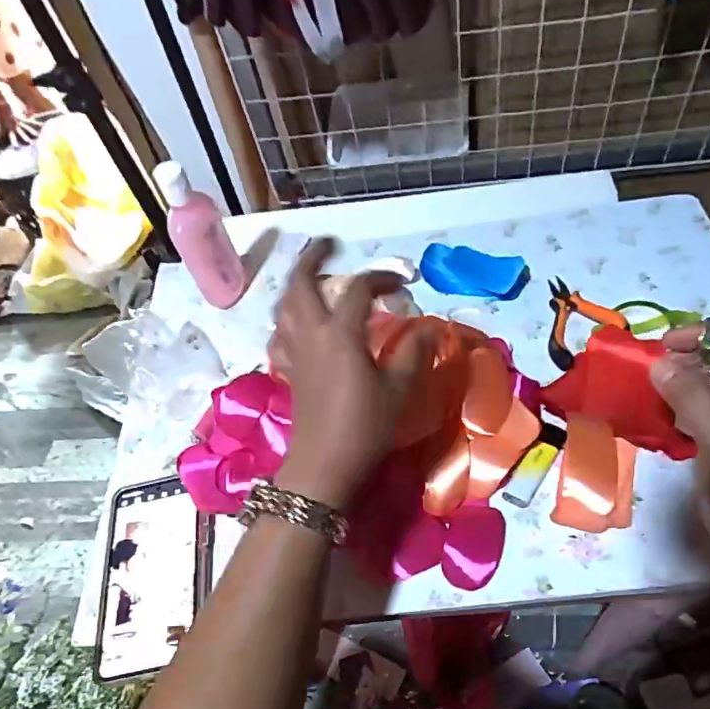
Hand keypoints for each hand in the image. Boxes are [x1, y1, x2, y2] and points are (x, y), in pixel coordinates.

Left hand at [269, 239, 432, 508]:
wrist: (325, 464)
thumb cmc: (366, 426)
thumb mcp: (399, 389)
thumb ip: (414, 352)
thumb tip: (429, 328)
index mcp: (340, 335)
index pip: (358, 290)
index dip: (381, 278)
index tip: (402, 282)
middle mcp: (311, 334)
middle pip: (300, 284)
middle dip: (312, 258)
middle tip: (327, 244)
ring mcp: (295, 352)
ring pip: (284, 306)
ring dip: (295, 285)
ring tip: (311, 278)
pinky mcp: (290, 370)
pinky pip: (280, 334)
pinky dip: (287, 320)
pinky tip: (297, 325)